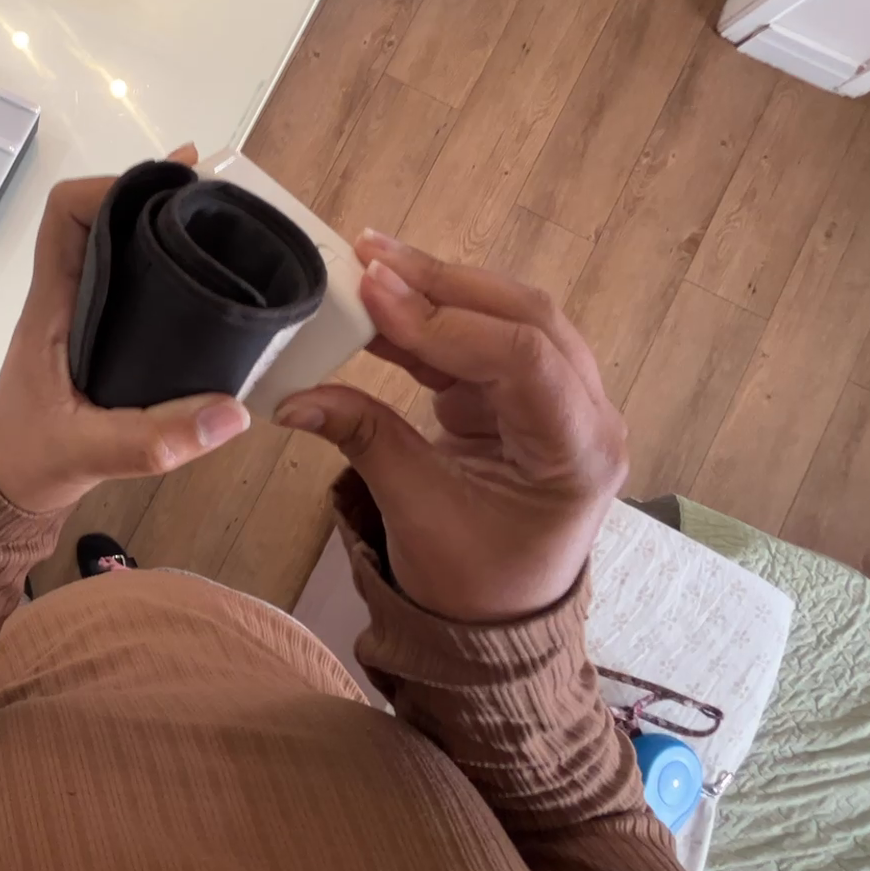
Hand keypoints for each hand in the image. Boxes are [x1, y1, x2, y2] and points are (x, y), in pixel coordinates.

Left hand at [0, 146, 252, 512]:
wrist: (9, 485)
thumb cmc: (30, 460)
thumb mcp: (88, 454)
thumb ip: (152, 440)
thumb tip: (231, 414)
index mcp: (51, 309)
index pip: (62, 217)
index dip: (108, 188)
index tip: (169, 190)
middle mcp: (64, 300)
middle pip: (99, 221)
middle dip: (153, 201)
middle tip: (217, 201)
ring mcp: (78, 318)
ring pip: (115, 252)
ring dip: (161, 234)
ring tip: (223, 230)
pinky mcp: (94, 339)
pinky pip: (128, 289)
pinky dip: (164, 275)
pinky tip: (207, 285)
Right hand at [273, 231, 627, 622]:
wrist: (493, 615)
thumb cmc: (468, 578)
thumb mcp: (413, 508)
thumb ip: (362, 437)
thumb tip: (289, 398)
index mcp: (575, 449)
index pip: (522, 358)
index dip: (445, 321)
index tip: (371, 293)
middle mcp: (579, 411)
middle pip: (524, 318)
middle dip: (443, 281)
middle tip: (369, 254)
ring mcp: (550, 401)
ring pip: (503, 319)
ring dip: (436, 288)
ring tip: (369, 261)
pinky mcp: (511, 401)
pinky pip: (471, 345)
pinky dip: (424, 322)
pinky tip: (379, 303)